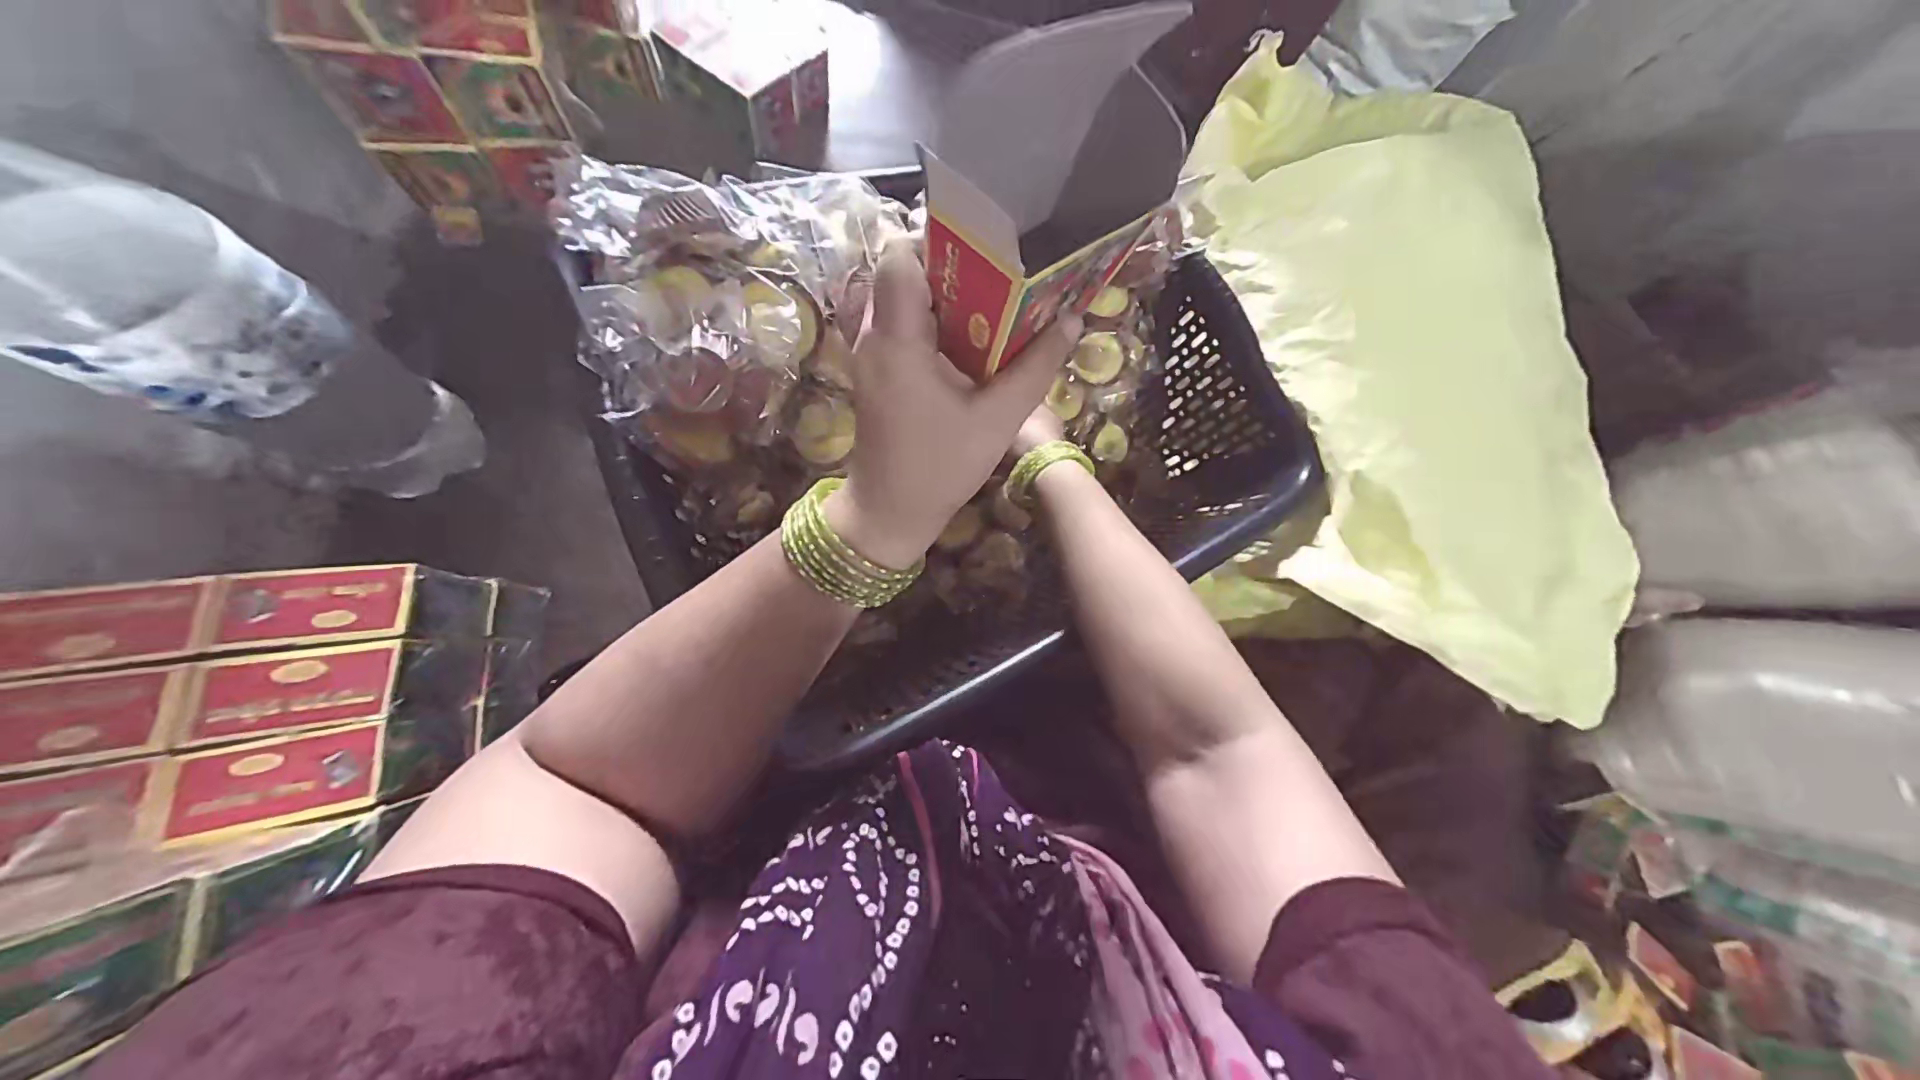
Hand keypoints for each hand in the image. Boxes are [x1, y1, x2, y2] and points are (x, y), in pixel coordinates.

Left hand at [824, 237, 1081, 566]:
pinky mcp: (876, 370)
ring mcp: (869, 354)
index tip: (985, 256)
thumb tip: (1073, 320)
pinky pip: (901, 326)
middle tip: (1003, 282)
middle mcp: (873, 337)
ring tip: (995, 310)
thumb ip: (1035, 367)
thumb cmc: (940, 469)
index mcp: (897, 341)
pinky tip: (971, 345)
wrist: (890, 513)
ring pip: (902, 299)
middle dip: (953, 271)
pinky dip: (934, 325)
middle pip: (904, 273)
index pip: (899, 257)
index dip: (938, 245)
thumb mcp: (997, 419)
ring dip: (945, 300)